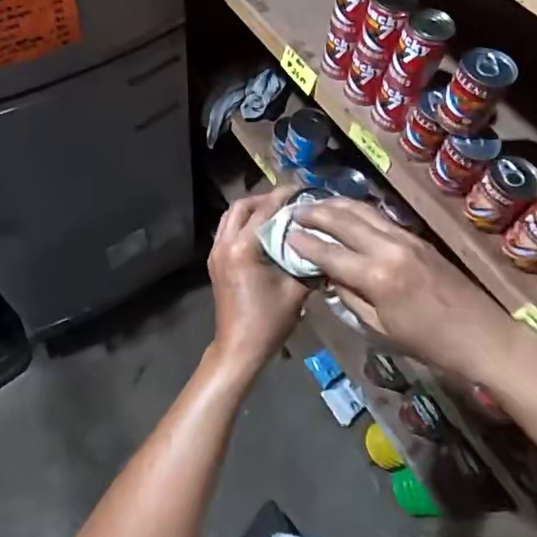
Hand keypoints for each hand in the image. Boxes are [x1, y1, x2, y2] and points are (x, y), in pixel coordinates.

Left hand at [207, 189, 309, 368]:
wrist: (239, 346)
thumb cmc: (268, 320)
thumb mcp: (296, 290)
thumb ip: (309, 261)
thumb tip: (322, 242)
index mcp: (242, 247)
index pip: (263, 210)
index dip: (283, 196)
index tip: (302, 189)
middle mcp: (224, 244)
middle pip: (240, 207)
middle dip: (264, 199)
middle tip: (289, 200)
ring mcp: (215, 252)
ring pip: (230, 217)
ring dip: (252, 210)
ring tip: (277, 212)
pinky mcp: (215, 262)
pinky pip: (227, 231)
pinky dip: (243, 224)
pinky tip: (264, 231)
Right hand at [286, 198, 522, 381]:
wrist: (485, 337)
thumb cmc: (429, 343)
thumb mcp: (380, 327)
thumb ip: (350, 296)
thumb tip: (328, 275)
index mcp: (377, 276)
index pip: (329, 252)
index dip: (303, 242)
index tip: (284, 234)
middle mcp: (389, 249)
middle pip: (343, 221)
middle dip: (315, 213)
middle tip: (293, 210)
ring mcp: (406, 239)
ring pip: (362, 212)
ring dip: (335, 205)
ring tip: (314, 204)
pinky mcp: (417, 238)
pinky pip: (379, 218)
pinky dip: (357, 211)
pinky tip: (345, 213)